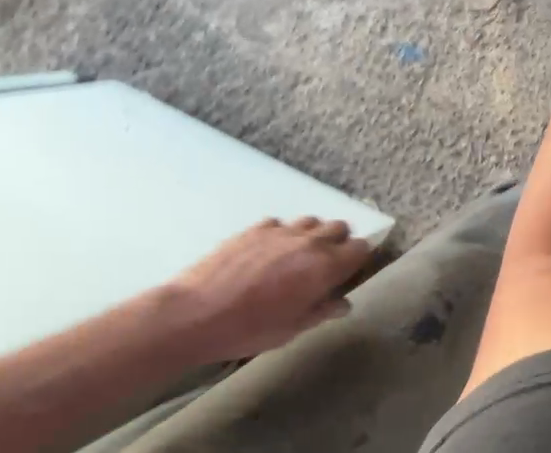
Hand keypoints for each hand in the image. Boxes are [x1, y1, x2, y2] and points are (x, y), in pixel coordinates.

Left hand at [165, 217, 373, 362]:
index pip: (362, 247)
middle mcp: (311, 241)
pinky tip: (262, 254)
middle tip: (318, 265)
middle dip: (336, 243)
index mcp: (327, 265)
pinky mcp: (254, 229)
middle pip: (340, 227)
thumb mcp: (290, 330)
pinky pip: (277, 224)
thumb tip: (343, 304)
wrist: (188, 317)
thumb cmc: (245, 329)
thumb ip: (322, 312)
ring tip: (291, 255)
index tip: (343, 275)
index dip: (356, 260)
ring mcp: (282, 232)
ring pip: (311, 221)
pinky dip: (277, 236)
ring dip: (309, 235)